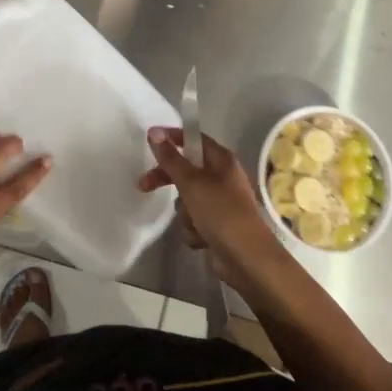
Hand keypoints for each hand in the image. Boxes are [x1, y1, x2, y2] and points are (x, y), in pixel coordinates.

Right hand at [139, 127, 285, 292]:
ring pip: (186, 200)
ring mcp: (219, 203)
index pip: (194, 139)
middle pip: (186, 170)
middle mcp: (221, 178)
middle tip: (145, 185)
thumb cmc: (221, 213)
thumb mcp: (192, 183)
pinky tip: (202, 239)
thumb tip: (154, 131)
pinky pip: (193, 221)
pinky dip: (193, 230)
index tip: (150, 140)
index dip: (172, 137)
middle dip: (168, 181)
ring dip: (185, 213)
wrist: (246, 259)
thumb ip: (171, 158)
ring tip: (195, 223)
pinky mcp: (215, 226)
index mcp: (222, 161)